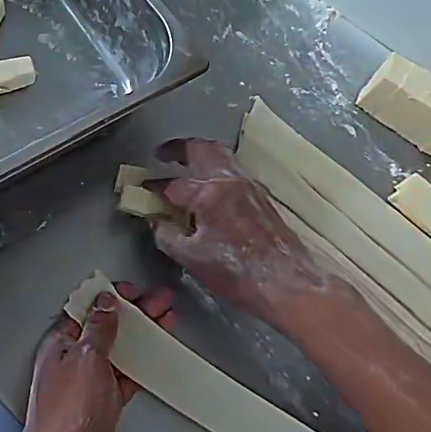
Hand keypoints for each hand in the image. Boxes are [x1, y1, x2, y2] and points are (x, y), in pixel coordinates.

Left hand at [9, 283, 173, 431]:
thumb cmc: (68, 414)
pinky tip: (159, 352)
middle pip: (107, 327)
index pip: (86, 309)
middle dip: (135, 312)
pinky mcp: (104, 404)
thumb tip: (106, 301)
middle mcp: (72, 360)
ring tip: (167, 319)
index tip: (132, 290)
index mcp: (60, 344)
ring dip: (143, 334)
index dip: (108, 296)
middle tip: (161, 301)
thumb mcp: (86, 358)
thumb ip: (99, 327)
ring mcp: (89, 383)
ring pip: (120, 349)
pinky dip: (143, 362)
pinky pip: (127, 375)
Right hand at [151, 138, 345, 329]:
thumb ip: (167, 235)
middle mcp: (229, 180)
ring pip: (220, 154)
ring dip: (201, 153)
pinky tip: (211, 183)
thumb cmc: (238, 273)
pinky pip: (233, 168)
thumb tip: (158, 221)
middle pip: (200, 149)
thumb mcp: (191, 259)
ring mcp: (248, 184)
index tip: (143, 188)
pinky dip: (216, 167)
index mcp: (208, 194)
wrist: (287, 282)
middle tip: (163, 154)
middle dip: (178, 148)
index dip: (153, 186)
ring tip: (187, 162)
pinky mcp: (260, 194)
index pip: (172, 183)